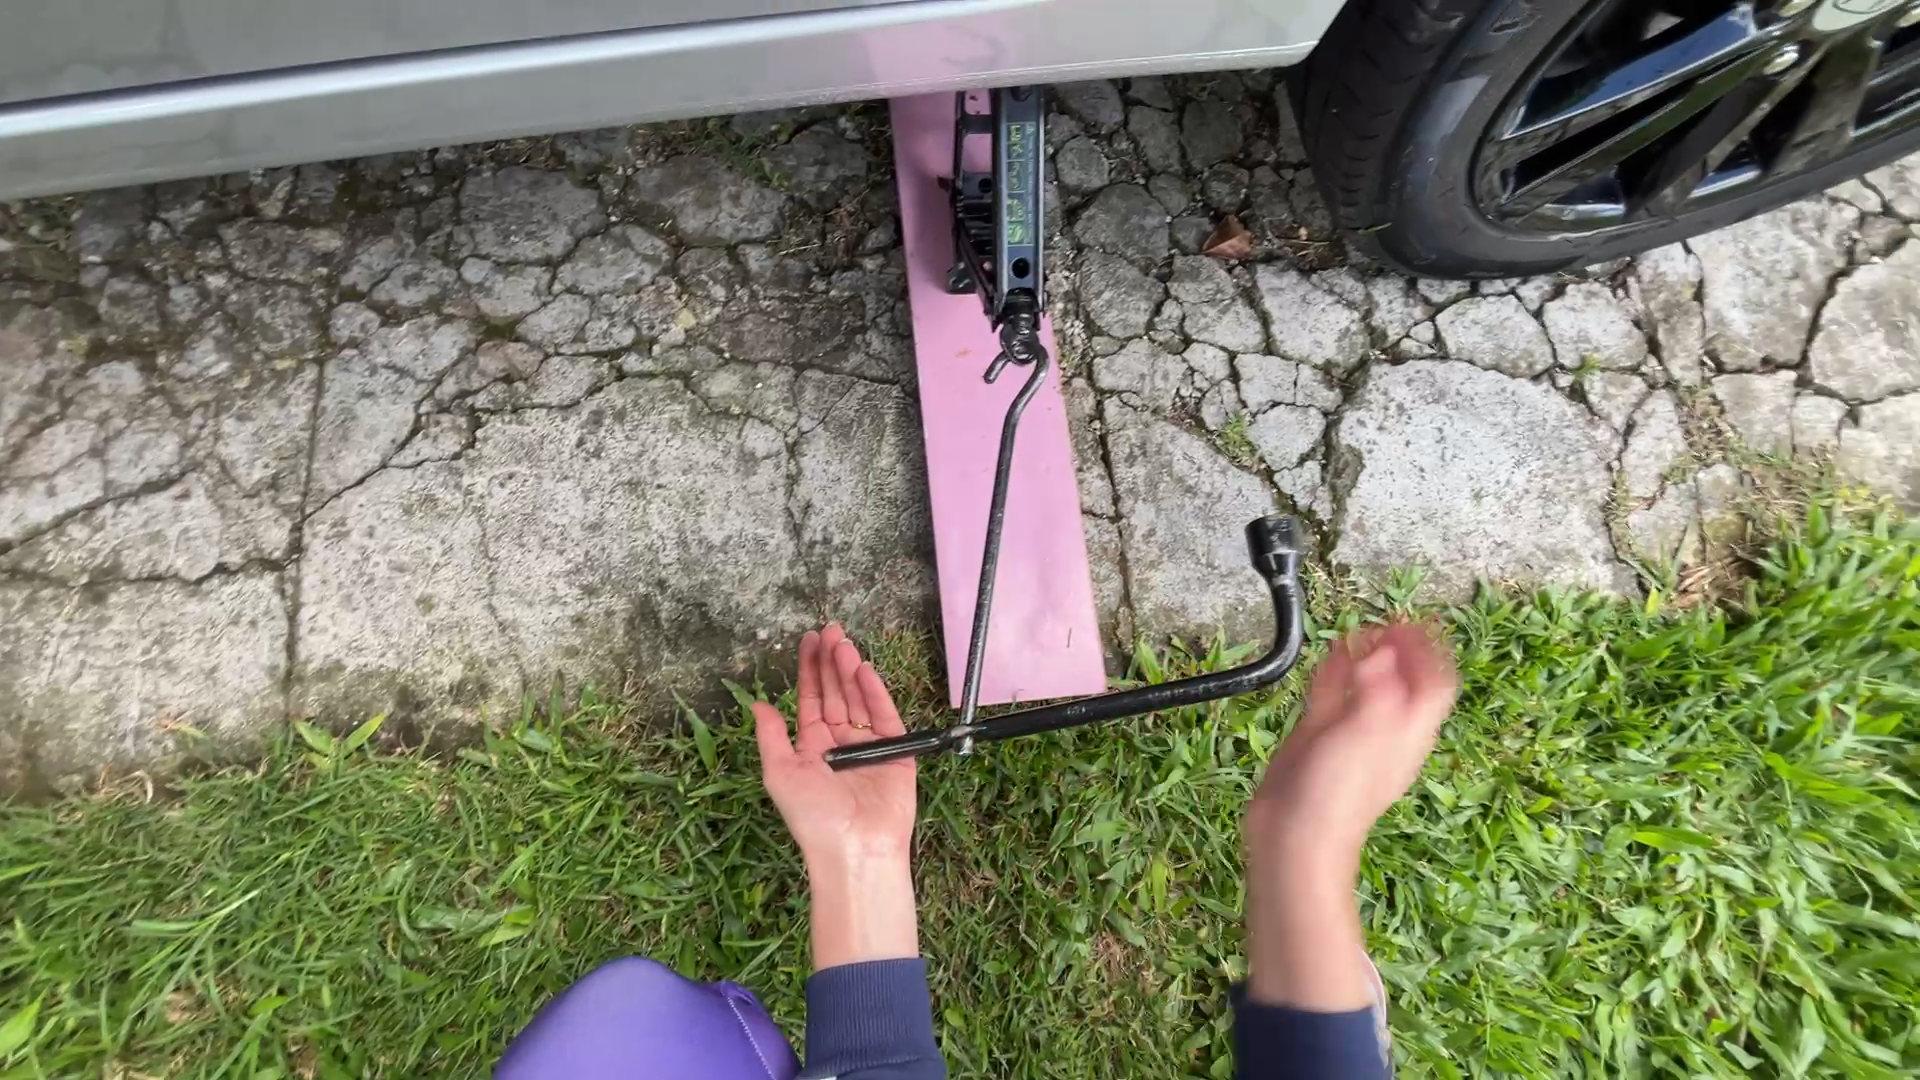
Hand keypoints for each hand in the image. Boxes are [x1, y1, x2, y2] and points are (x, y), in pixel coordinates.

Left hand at [752, 623, 919, 968]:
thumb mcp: (780, 775)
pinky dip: (875, 691)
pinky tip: (864, 668)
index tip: (808, 640)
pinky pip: (885, 714)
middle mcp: (841, 741)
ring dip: (850, 670)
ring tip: (843, 643)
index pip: (812, 699)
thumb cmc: (813, 817)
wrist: (855, 850)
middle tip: (830, 629)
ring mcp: (870, 744)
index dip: (809, 670)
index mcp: (812, 747)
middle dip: (831, 661)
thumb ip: (771, 737)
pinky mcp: (896, 750)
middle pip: (836, 692)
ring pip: (859, 698)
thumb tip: (756, 704)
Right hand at [1244, 622, 1457, 1007]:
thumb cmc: (1335, 793)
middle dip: (1398, 650)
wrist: (1296, 834)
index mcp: (1406, 731)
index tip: (1413, 622)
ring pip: (1367, 686)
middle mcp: (1385, 729)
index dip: (1429, 652)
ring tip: (1357, 632)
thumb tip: (1384, 652)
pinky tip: (1328, 657)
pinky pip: (1334, 696)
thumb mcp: (1364, 737)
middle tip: (1383, 624)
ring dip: (1366, 658)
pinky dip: (1335, 673)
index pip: (1433, 684)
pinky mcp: (1321, 736)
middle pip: (1403, 682)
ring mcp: (1353, 732)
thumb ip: (1376, 691)